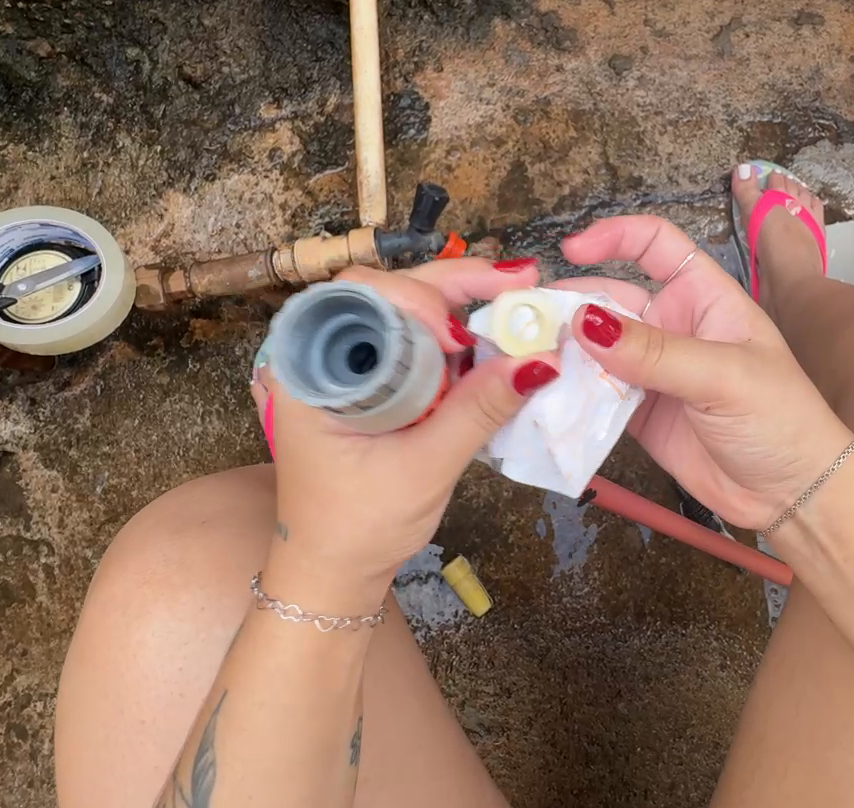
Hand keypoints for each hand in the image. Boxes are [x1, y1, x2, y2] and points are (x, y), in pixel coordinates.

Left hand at [253, 258, 556, 602]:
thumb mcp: (424, 467)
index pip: (360, 296)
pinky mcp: (383, 382)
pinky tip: (500, 339)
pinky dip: (464, 339)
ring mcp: (357, 366)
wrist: (335, 571)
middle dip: (459, 286)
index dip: (416, 299)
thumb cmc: (360, 525)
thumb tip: (542, 361)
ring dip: (467, 305)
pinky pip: (424, 342)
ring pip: (414, 311)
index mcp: (311, 368)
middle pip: (394, 292)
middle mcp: (329, 353)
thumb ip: (479, 412)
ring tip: (519, 302)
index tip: (461, 337)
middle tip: (521, 282)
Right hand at [553, 216, 851, 529]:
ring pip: (596, 347)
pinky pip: (595, 393)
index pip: (656, 245)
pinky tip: (543, 395)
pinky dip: (570, 392)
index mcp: (704, 296)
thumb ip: (655, 351)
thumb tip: (585, 321)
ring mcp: (653, 370)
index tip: (571, 252)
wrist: (792, 493)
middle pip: (612, 298)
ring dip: (564, 350)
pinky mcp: (637, 411)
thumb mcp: (724, 375)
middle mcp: (674, 325)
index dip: (614, 237)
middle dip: (571, 305)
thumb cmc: (780, 417)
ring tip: (526, 359)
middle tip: (528, 323)